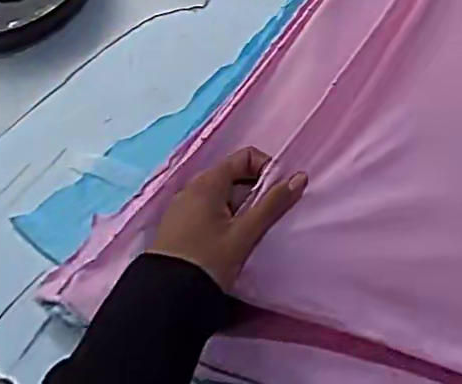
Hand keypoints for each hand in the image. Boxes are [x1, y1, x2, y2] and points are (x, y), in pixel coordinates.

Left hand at [147, 147, 306, 293]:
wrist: (161, 306)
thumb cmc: (206, 261)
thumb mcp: (245, 233)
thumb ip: (273, 203)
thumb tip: (300, 176)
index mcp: (207, 182)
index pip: (246, 156)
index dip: (266, 168)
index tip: (277, 191)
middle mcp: (192, 188)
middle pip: (235, 175)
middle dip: (256, 190)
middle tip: (267, 213)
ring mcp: (182, 208)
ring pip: (223, 195)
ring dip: (242, 206)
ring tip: (251, 230)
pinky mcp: (177, 228)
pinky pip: (209, 210)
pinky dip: (226, 217)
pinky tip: (231, 240)